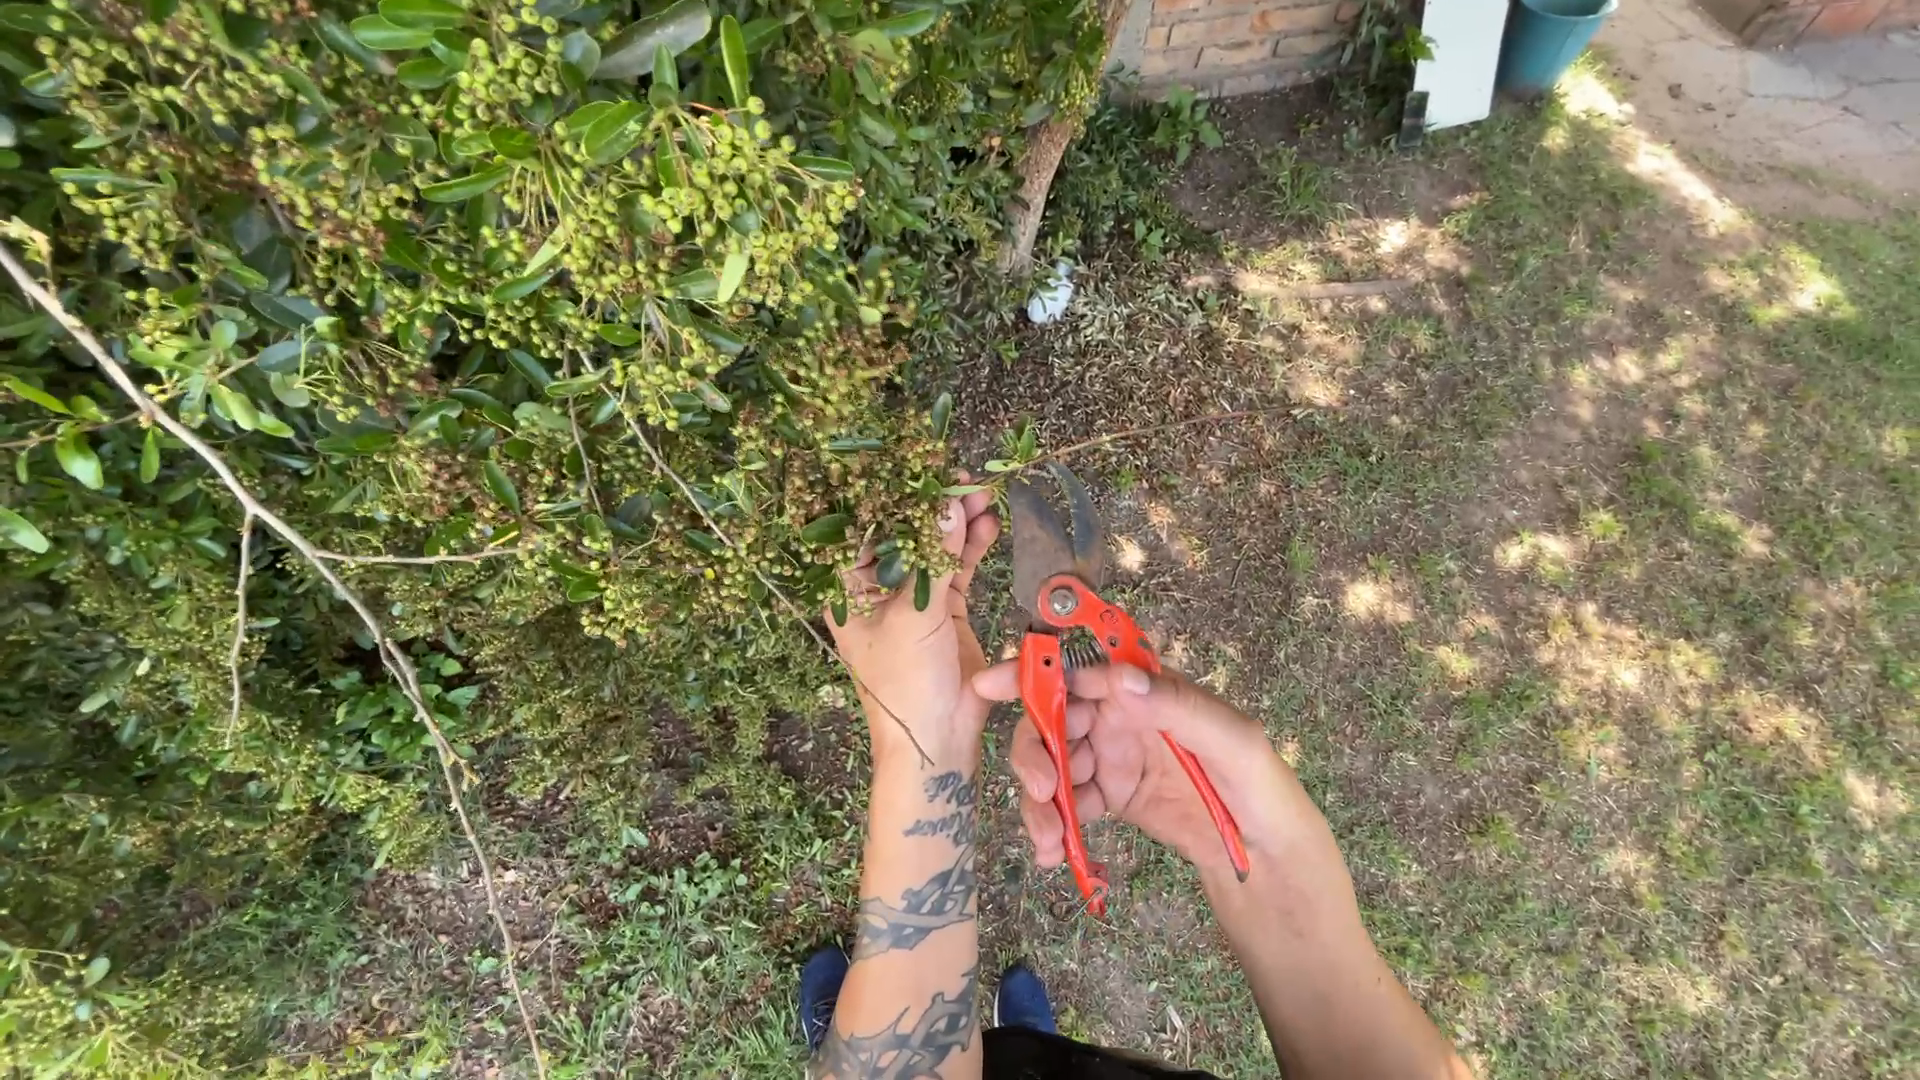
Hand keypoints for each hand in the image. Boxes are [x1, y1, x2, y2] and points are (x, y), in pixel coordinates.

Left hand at [827, 480, 998, 763]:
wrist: (937, 738)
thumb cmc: (906, 681)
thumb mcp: (915, 616)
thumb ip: (934, 558)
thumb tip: (948, 503)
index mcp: (852, 590)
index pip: (864, 530)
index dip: (888, 497)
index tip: (915, 467)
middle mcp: (879, 589)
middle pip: (904, 534)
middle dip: (931, 506)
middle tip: (958, 475)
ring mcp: (914, 598)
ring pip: (934, 548)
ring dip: (956, 522)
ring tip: (981, 492)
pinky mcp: (946, 610)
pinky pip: (957, 568)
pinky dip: (972, 546)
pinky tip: (988, 522)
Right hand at [972, 661, 1328, 882]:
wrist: (1270, 865)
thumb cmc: (1264, 791)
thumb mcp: (1236, 742)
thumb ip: (1180, 707)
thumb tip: (1119, 677)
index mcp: (1148, 691)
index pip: (1082, 670)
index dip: (1033, 672)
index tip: (991, 686)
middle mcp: (1122, 717)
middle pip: (1054, 717)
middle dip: (1034, 749)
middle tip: (1041, 789)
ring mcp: (1112, 758)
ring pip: (1053, 762)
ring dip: (1038, 796)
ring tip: (1048, 838)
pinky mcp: (1110, 798)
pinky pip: (1067, 803)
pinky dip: (1052, 824)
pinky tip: (1053, 852)